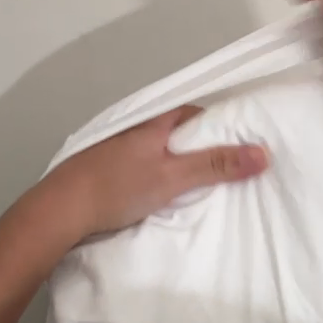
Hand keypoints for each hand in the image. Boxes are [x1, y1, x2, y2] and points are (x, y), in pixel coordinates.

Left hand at [20, 106, 268, 243]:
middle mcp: (136, 128)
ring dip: (179, 163)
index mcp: (153, 121)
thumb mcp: (172, 177)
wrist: (59, 210)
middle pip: (179, 132)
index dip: (220, 128)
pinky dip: (159, 174)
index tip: (240, 149)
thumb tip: (263, 152)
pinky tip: (164, 192)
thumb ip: (216, 165)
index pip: (196, 113)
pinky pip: (144, 165)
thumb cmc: (117, 187)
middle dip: (201, 148)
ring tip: (200, 185)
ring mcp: (119, 148)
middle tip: (226, 172)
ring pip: (160, 150)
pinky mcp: (107, 169)